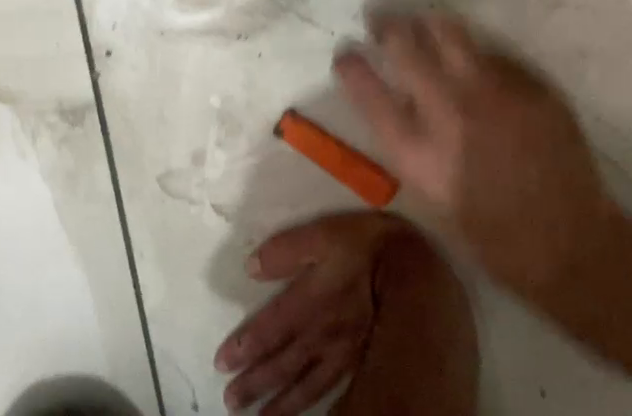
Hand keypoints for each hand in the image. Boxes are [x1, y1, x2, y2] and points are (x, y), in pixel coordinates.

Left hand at [212, 213, 415, 414]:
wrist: (410, 267)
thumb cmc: (361, 245)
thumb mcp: (319, 234)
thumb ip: (284, 251)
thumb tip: (251, 267)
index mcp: (307, 303)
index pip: (268, 331)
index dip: (243, 348)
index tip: (221, 363)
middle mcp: (320, 334)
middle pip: (282, 366)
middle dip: (254, 385)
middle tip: (230, 402)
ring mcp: (341, 352)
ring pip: (305, 385)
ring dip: (279, 404)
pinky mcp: (359, 358)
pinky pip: (332, 390)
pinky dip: (314, 405)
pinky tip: (306, 413)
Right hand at [333, 11, 617, 297]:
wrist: (568, 242)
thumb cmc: (490, 232)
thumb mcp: (429, 189)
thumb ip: (408, 140)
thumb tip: (399, 97)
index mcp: (415, 149)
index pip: (367, 89)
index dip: (350, 65)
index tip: (345, 53)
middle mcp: (449, 112)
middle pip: (405, 46)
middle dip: (386, 26)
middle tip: (379, 19)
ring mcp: (493, 93)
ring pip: (449, 32)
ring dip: (428, 24)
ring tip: (422, 21)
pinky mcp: (531, 86)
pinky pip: (494, 54)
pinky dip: (476, 53)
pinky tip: (475, 60)